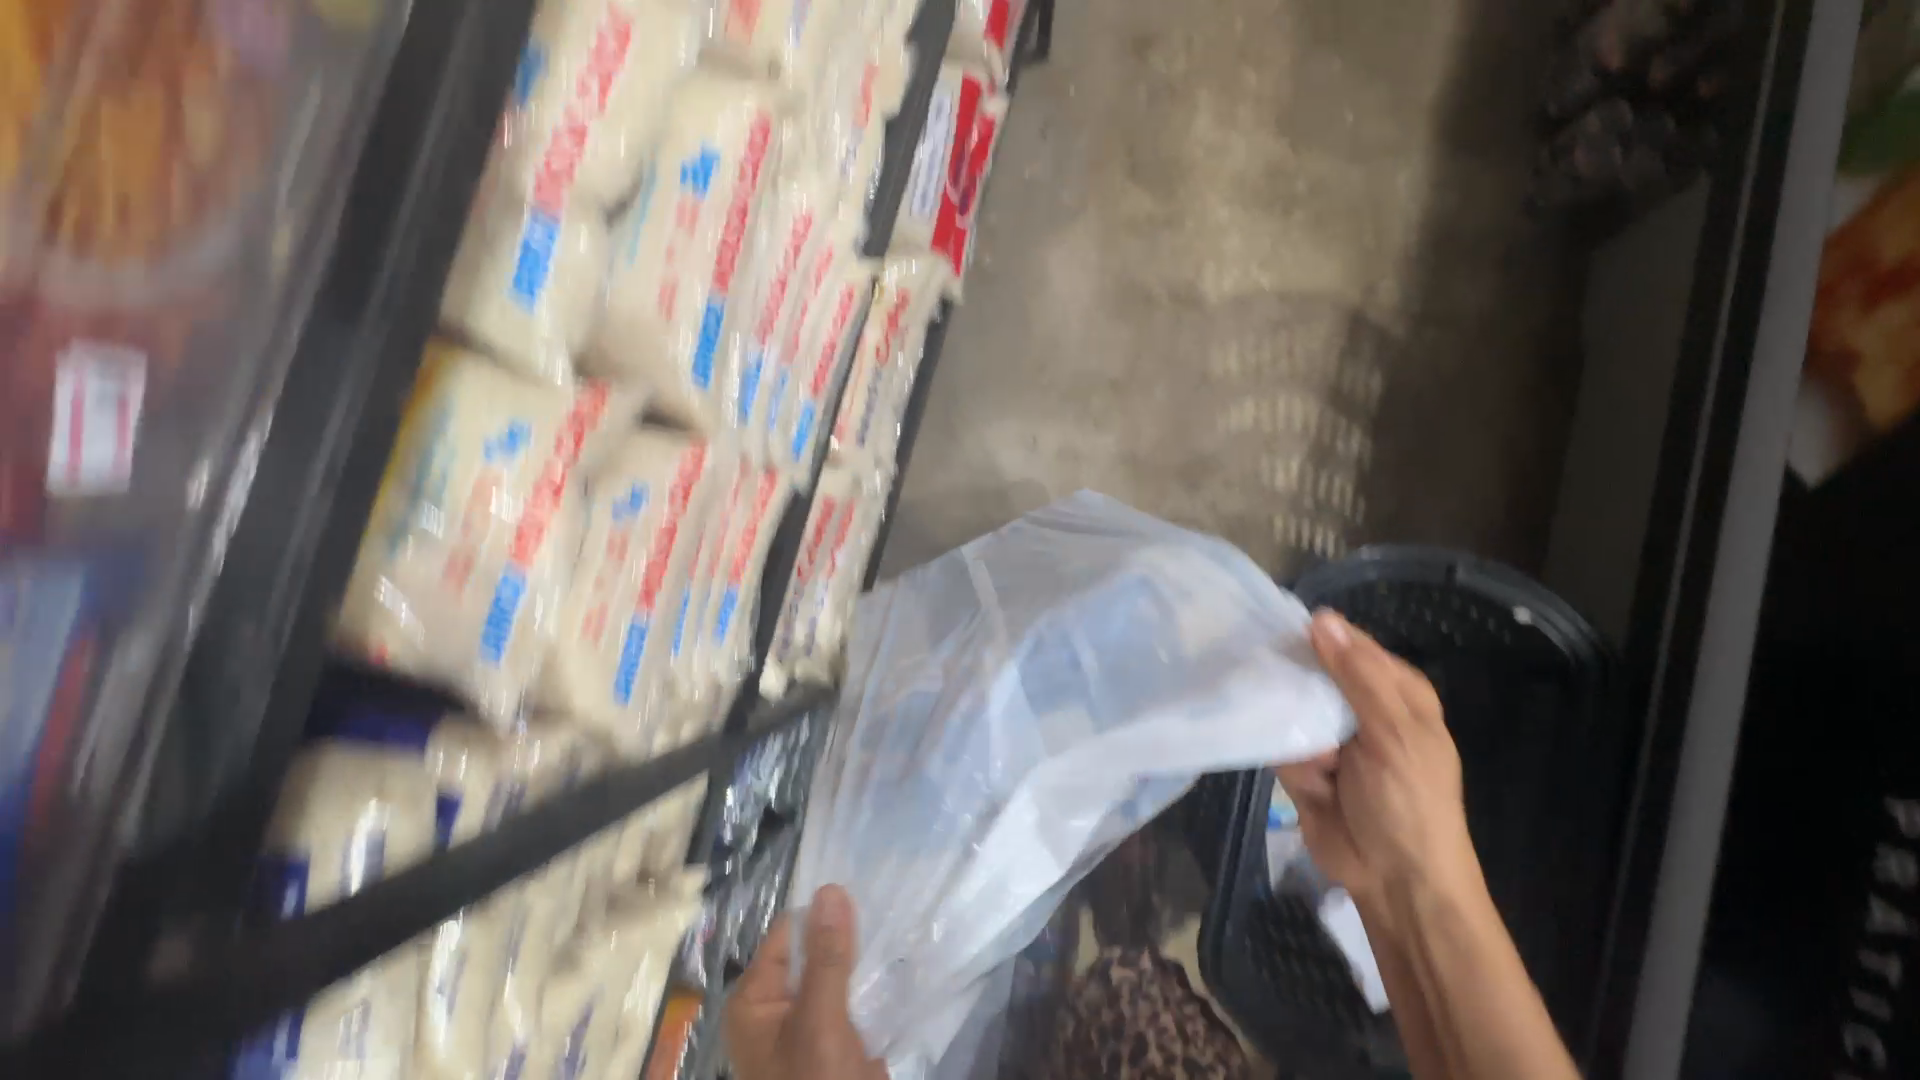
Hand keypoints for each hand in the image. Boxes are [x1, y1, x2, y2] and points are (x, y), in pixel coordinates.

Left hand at [725, 885, 887, 1079]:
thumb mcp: (820, 1023)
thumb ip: (827, 958)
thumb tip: (831, 889)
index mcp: (755, 999)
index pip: (790, 932)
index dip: (825, 911)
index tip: (866, 889)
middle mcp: (775, 1008)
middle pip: (813, 951)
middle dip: (848, 934)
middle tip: (889, 904)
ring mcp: (805, 1028)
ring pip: (837, 975)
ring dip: (864, 960)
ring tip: (898, 930)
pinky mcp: (832, 1045)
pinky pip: (851, 1002)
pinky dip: (871, 987)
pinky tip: (897, 969)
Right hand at [1276, 611, 1480, 915]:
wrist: (1394, 880)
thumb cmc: (1409, 802)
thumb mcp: (1394, 733)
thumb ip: (1357, 676)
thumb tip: (1320, 618)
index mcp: (1395, 691)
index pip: (1349, 646)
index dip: (1317, 638)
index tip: (1278, 631)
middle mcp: (1359, 708)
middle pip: (1311, 672)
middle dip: (1294, 683)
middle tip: (1278, 687)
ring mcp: (1329, 737)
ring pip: (1288, 706)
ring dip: (1292, 728)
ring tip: (1318, 759)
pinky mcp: (1302, 765)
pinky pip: (1277, 742)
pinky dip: (1286, 757)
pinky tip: (1308, 777)